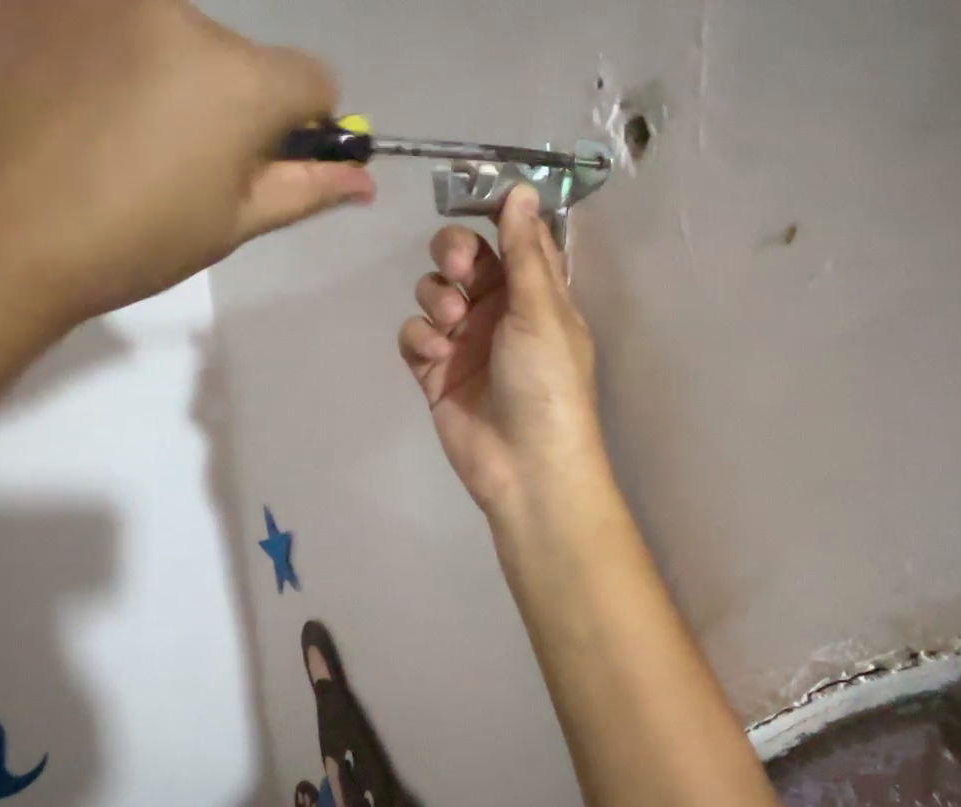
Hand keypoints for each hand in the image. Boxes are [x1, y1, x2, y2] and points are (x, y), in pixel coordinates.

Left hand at [0, 0, 374, 320]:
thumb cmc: (126, 244)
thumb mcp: (228, 225)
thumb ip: (304, 189)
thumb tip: (363, 179)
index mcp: (238, 79)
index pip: (313, 79)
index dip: (302, 123)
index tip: (265, 157)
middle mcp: (179, 13)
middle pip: (233, 53)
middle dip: (223, 100)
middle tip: (171, 161)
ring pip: (165, 30)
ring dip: (160, 71)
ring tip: (108, 134)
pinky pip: (100, 16)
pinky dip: (99, 50)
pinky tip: (65, 105)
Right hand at [396, 186, 604, 516]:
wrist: (525, 464)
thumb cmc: (547, 383)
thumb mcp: (543, 310)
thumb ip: (524, 251)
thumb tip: (523, 187)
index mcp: (536, 295)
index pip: (512, 239)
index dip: (493, 215)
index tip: (472, 194)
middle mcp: (499, 312)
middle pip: (464, 259)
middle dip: (453, 252)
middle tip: (456, 264)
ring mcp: (464, 343)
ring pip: (433, 292)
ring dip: (436, 297)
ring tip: (452, 323)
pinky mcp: (434, 373)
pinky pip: (414, 335)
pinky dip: (420, 337)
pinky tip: (436, 355)